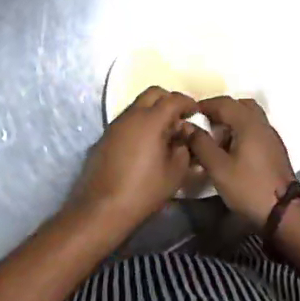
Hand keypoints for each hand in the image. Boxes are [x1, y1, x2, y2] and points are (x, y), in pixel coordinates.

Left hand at [67, 87, 197, 235]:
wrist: (103, 207)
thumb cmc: (144, 190)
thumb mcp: (175, 172)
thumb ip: (184, 148)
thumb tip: (183, 136)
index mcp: (150, 120)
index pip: (173, 99)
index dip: (188, 102)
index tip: (196, 111)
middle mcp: (131, 115)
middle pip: (152, 93)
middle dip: (169, 100)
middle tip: (180, 118)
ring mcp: (115, 124)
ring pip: (138, 105)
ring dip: (153, 111)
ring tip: (164, 133)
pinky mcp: (105, 135)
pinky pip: (127, 120)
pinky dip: (140, 123)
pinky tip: (145, 145)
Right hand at [183, 96, 295, 228]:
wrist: (284, 214)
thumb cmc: (249, 187)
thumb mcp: (218, 167)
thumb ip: (201, 144)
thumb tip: (186, 126)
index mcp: (248, 123)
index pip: (224, 103)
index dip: (205, 105)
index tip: (189, 113)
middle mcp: (262, 124)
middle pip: (240, 105)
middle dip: (221, 110)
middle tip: (205, 123)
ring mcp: (271, 137)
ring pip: (249, 117)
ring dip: (232, 121)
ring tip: (217, 139)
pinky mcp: (275, 151)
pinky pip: (255, 130)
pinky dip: (241, 132)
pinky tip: (232, 151)